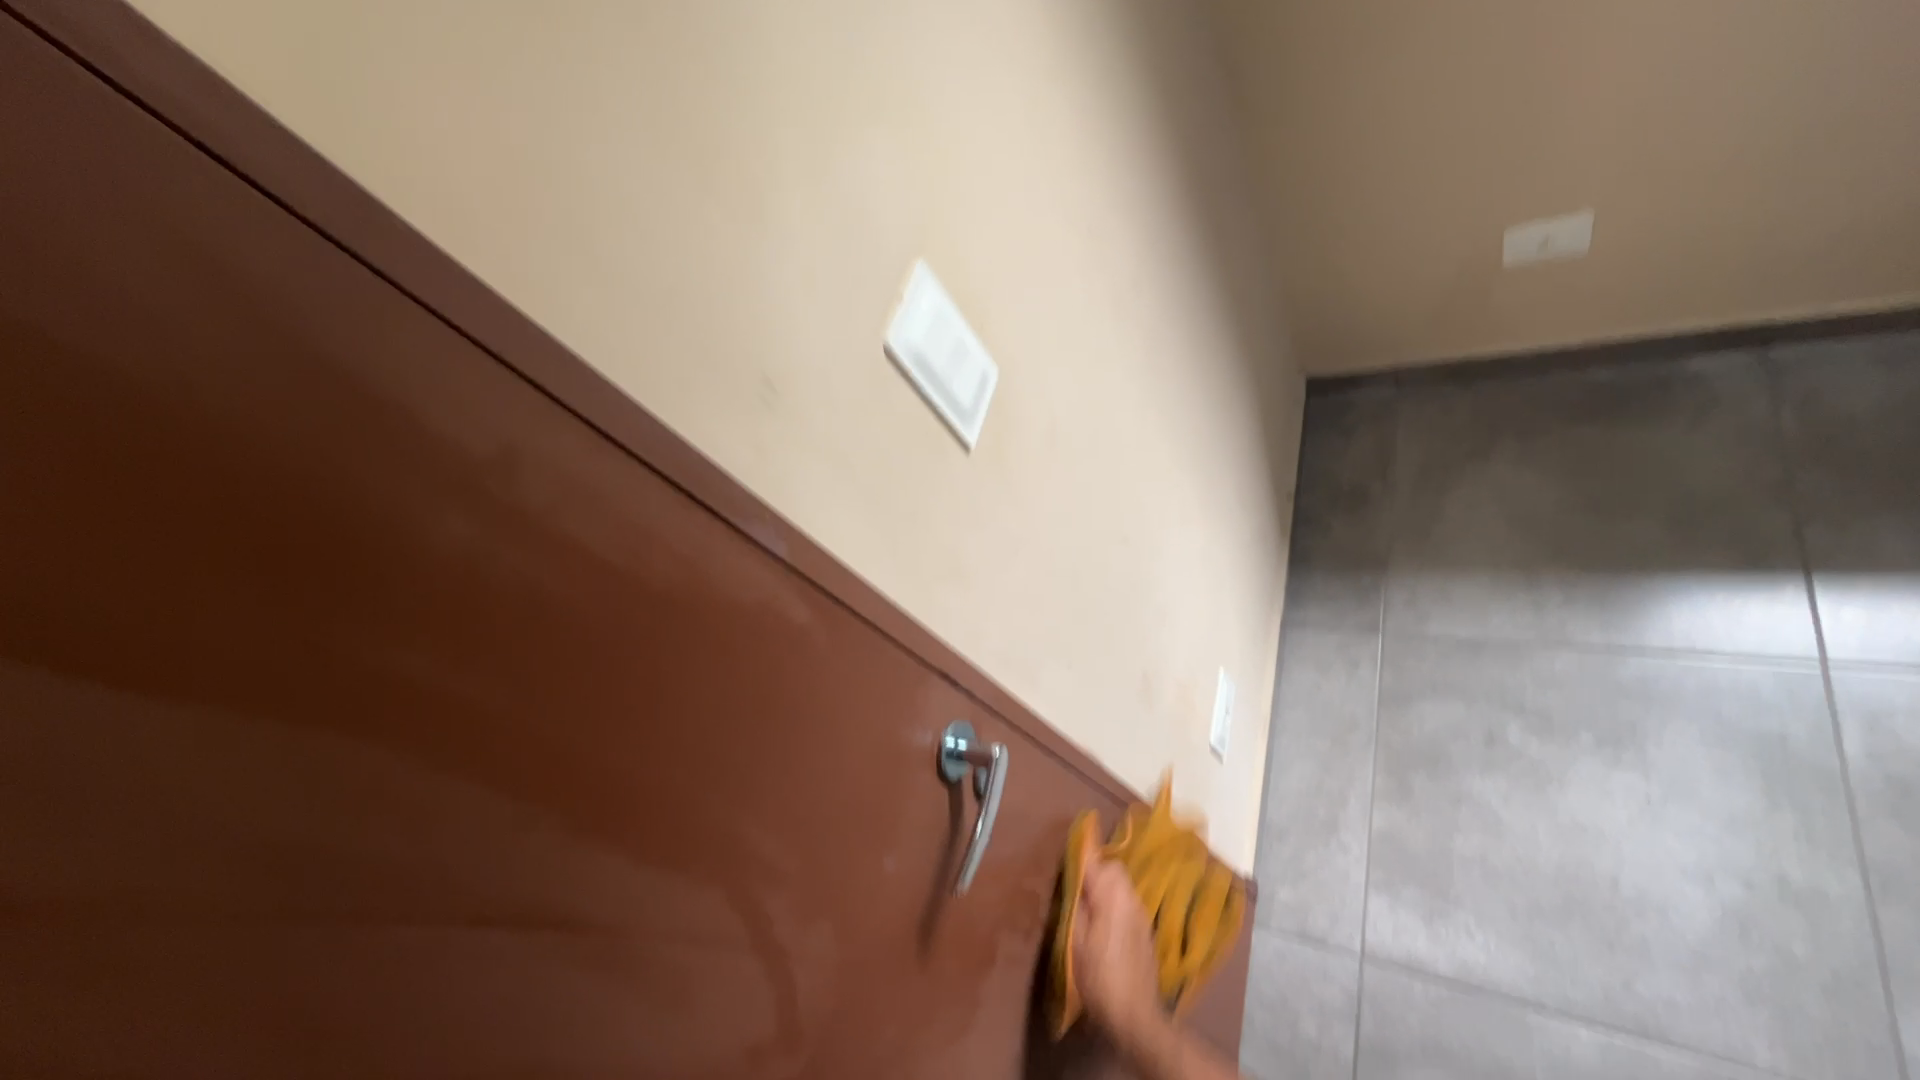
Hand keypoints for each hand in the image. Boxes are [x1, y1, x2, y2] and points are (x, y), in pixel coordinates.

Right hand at [1071, 833, 1162, 1038]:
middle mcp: (1131, 901)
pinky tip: (1104, 923)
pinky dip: (1115, 901)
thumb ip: (1077, 907)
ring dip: (1107, 885)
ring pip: (1124, 886)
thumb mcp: (1077, 944)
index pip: (1099, 862)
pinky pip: (1128, 903)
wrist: (1136, 1016)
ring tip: (1088, 903)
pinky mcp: (1145, 932)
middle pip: (1116, 869)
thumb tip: (1077, 883)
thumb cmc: (1099, 979)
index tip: (1083, 827)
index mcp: (1112, 899)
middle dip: (1098, 869)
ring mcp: (1141, 917)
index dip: (1088, 846)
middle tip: (1077, 883)